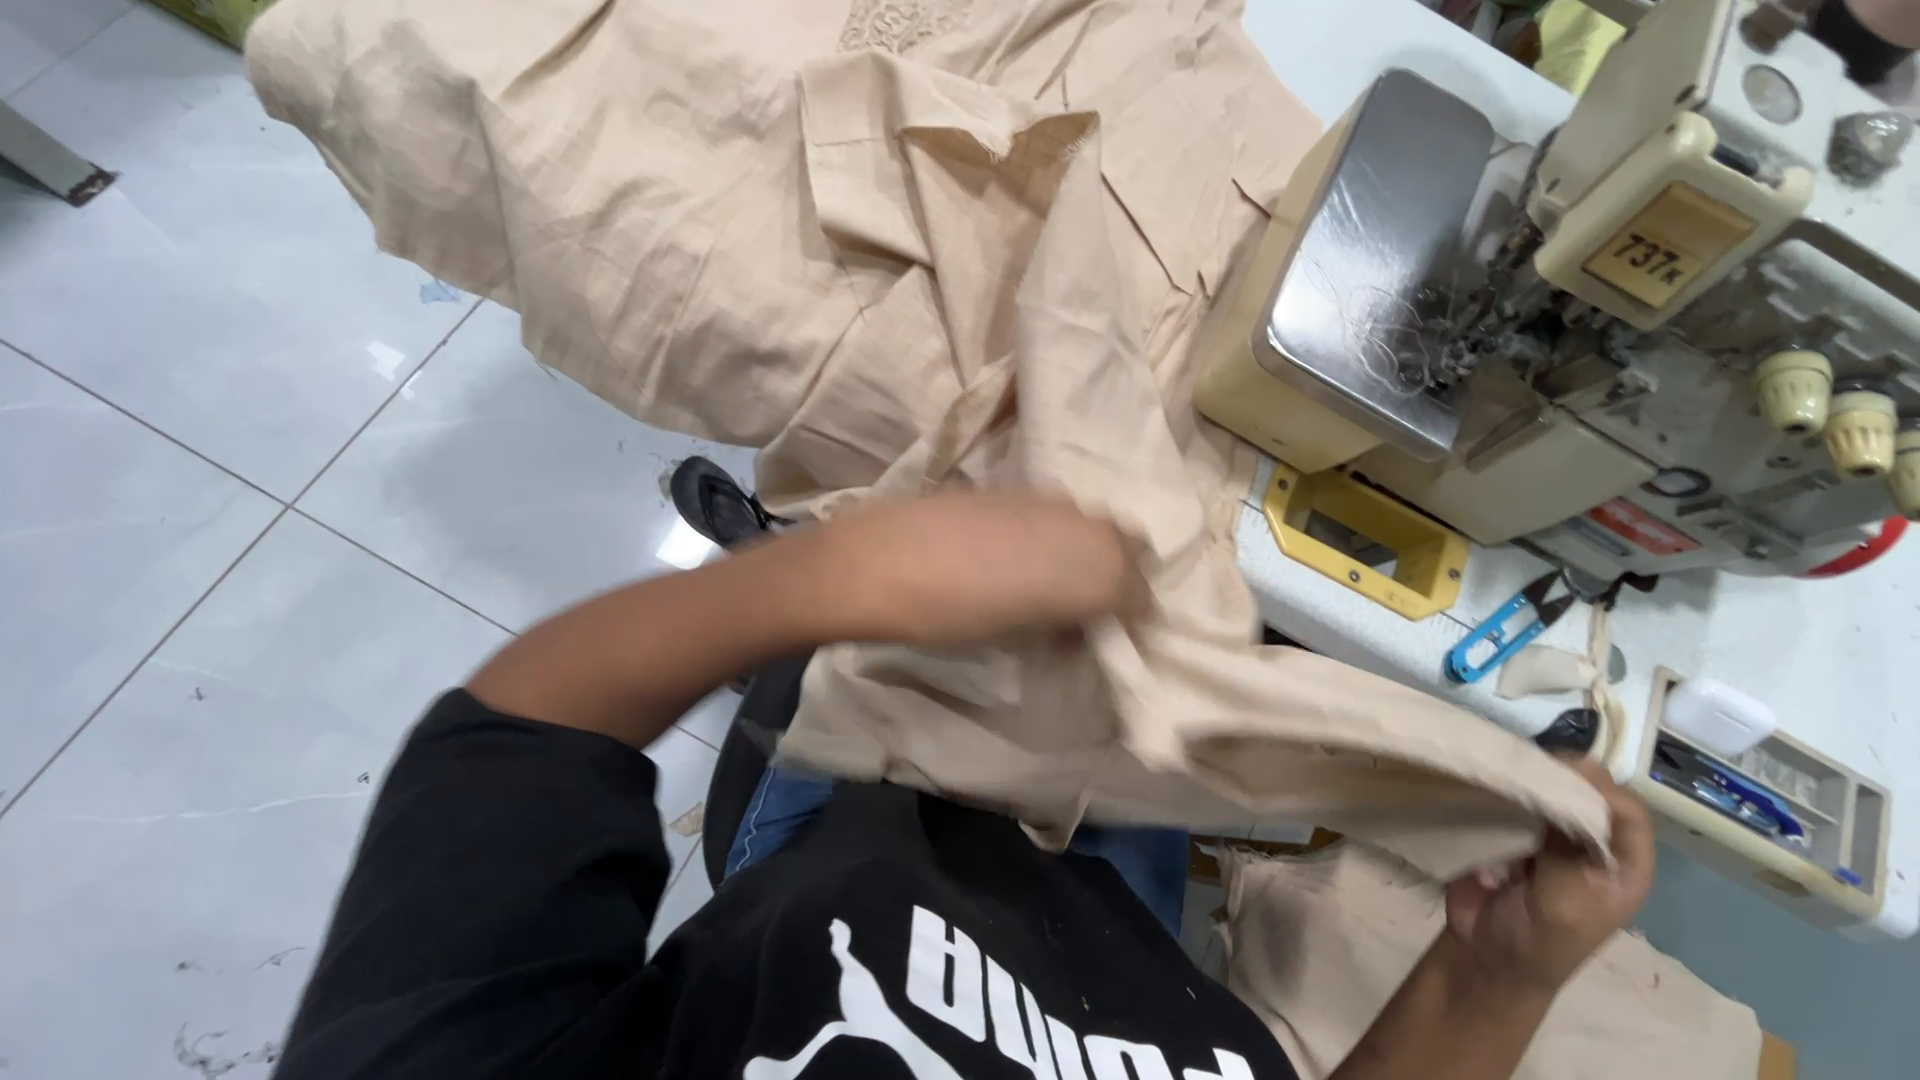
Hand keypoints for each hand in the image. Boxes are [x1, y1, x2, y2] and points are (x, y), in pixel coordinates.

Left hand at [795, 491, 1147, 645]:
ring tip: (1047, 584)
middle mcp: (1086, 525)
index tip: (1104, 637)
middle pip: (1129, 548)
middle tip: (1084, 609)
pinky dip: (1055, 534)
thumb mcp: (1018, 632)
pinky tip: (1016, 555)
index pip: (1140, 595)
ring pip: (1093, 525)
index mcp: (1096, 571)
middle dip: (1117, 578)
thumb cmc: (950, 614)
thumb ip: (1063, 623)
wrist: (880, 561)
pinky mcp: (1016, 486)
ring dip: (1086, 553)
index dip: (1128, 619)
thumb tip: (1072, 625)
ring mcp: (1050, 499)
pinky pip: (1057, 512)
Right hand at [1441, 758, 1655, 994]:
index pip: (1626, 811)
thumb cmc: (1538, 942)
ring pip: (1546, 790)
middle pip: (1585, 792)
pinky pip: (1510, 800)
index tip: (1560, 774)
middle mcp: (1588, 844)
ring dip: (1525, 778)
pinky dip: (1499, 788)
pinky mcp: (1509, 832)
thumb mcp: (1565, 906)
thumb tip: (1562, 797)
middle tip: (1523, 766)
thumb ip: (1570, 855)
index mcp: (1620, 865)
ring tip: (1499, 769)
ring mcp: (1547, 836)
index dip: (1600, 789)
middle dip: (1558, 775)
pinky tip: (1484, 782)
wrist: (1484, 956)